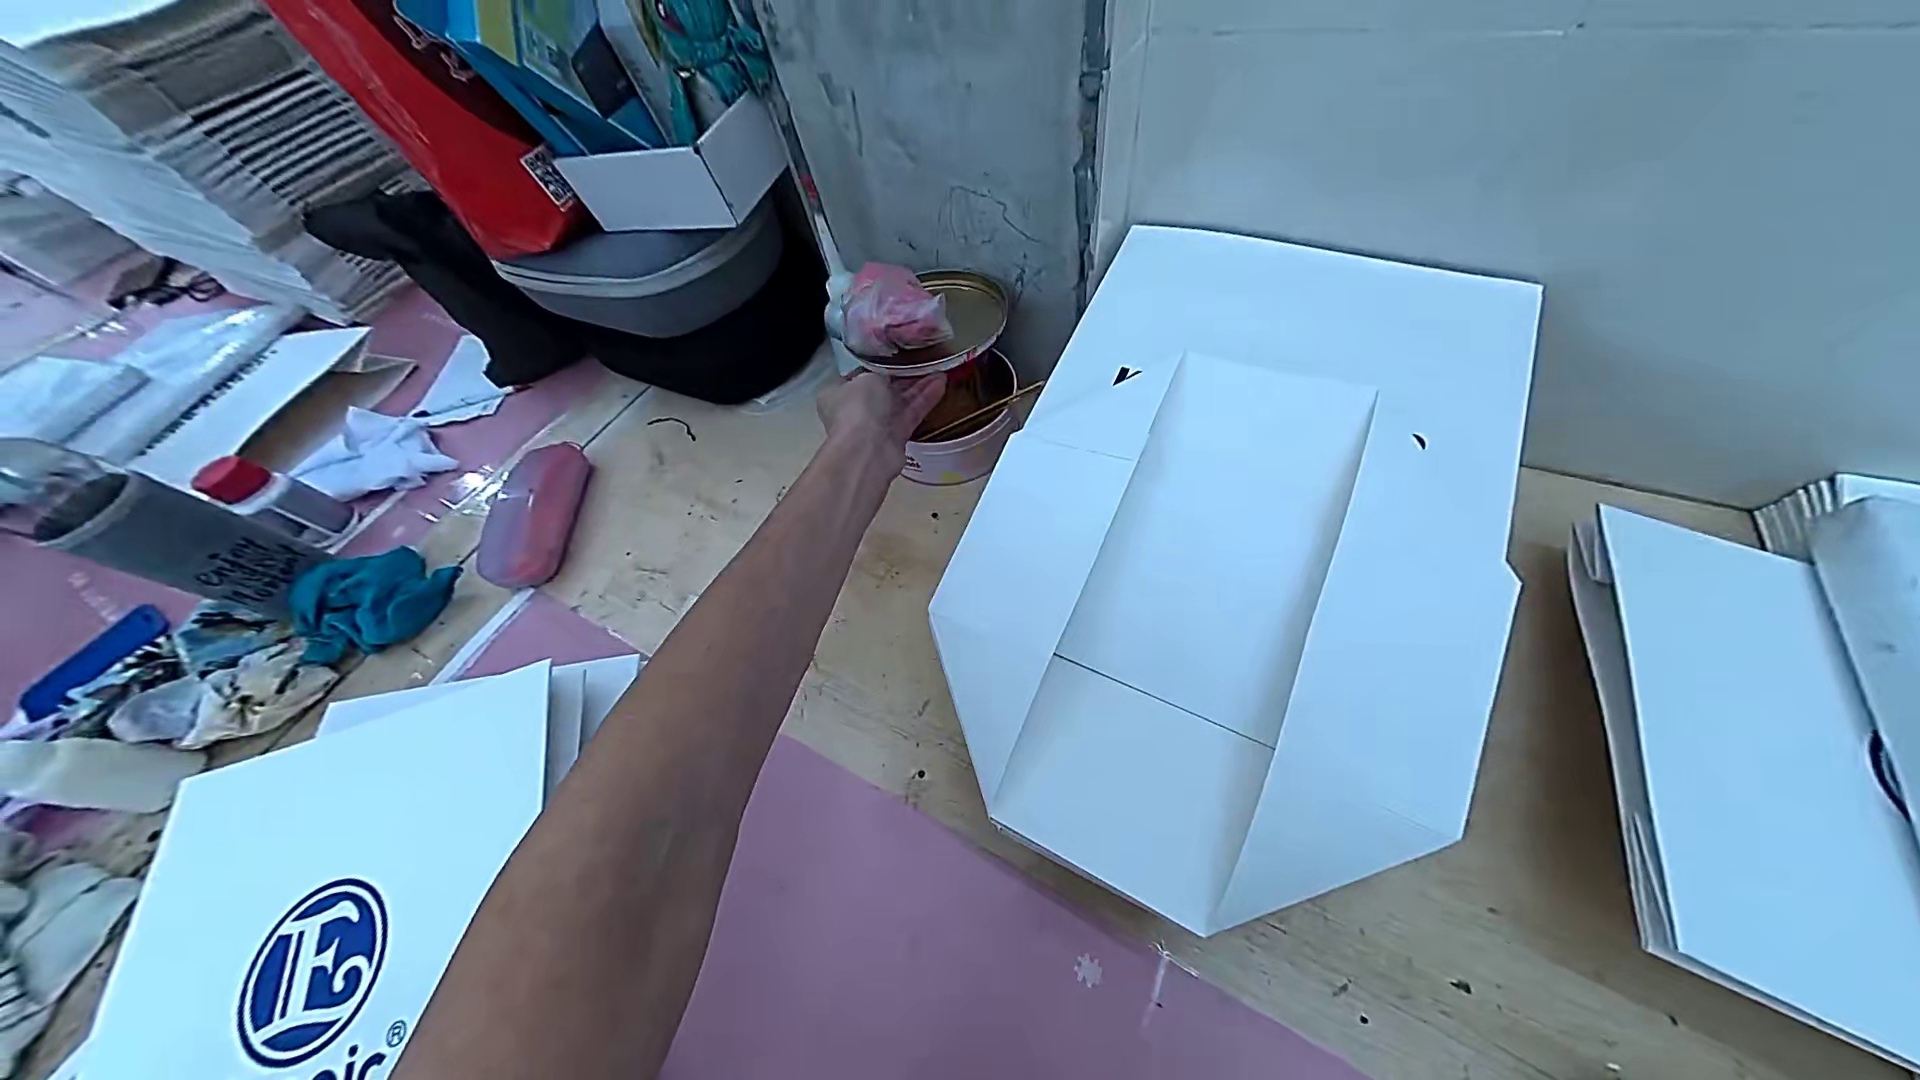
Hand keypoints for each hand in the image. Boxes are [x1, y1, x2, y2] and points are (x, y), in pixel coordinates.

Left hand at [817, 370, 945, 467]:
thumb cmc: (858, 408)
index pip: (858, 376)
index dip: (876, 365)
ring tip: (939, 368)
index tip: (895, 353)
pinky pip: (911, 413)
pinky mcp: (896, 436)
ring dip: (919, 386)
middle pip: (882, 389)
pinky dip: (925, 399)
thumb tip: (886, 374)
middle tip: (923, 359)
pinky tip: (941, 383)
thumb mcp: (867, 377)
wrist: (868, 450)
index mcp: (837, 394)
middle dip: (902, 375)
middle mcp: (855, 410)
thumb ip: (880, 372)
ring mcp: (876, 425)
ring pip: (900, 401)